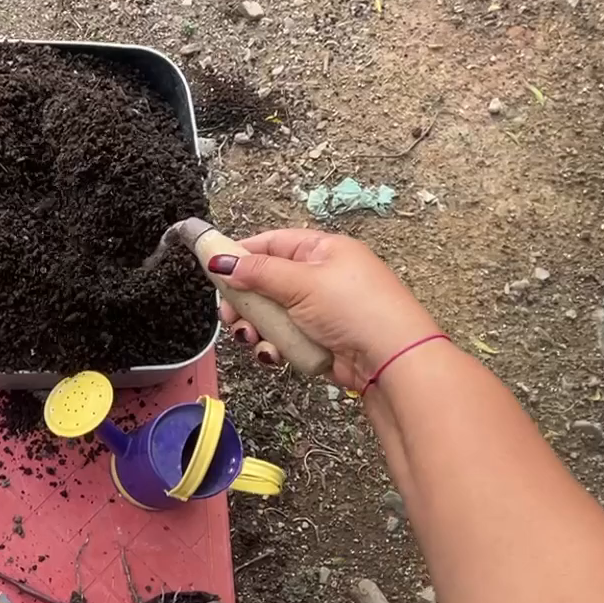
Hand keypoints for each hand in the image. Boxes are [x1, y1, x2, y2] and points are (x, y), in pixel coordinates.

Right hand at [208, 228, 440, 388]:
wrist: (389, 359)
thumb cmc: (355, 310)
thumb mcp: (301, 283)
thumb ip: (257, 271)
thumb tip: (220, 261)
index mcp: (322, 251)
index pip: (272, 243)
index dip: (241, 254)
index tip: (214, 269)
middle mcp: (318, 277)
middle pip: (263, 282)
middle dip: (243, 301)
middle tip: (230, 316)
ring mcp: (316, 309)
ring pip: (267, 313)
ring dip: (254, 327)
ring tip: (252, 338)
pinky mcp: (313, 337)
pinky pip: (279, 336)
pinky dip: (271, 345)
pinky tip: (273, 353)